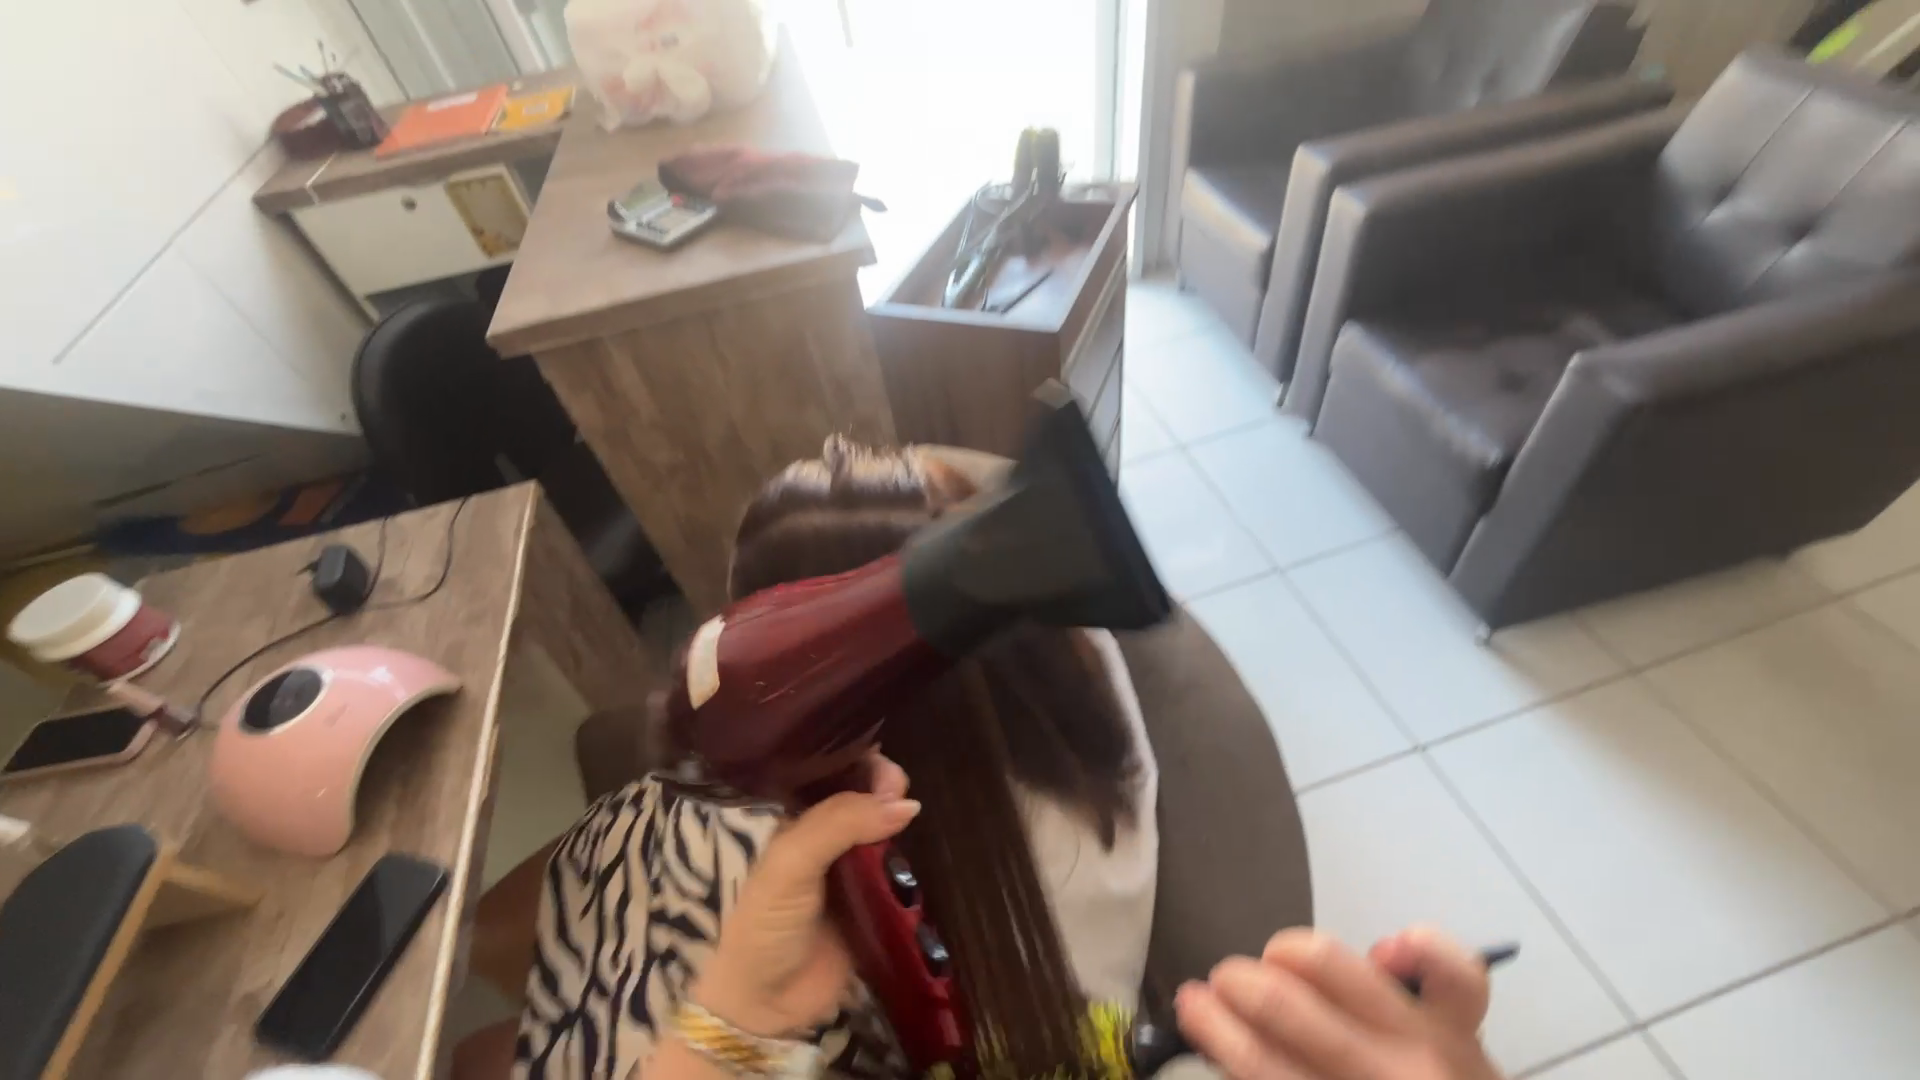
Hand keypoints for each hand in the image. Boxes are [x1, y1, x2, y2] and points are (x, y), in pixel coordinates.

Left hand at [690, 754, 919, 1036]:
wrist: (764, 1005)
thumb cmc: (763, 923)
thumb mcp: (791, 863)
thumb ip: (841, 824)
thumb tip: (906, 804)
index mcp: (797, 815)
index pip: (835, 768)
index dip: (863, 761)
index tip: (885, 771)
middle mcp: (826, 832)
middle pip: (866, 791)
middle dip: (887, 785)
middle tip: (901, 797)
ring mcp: (852, 864)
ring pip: (885, 824)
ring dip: (901, 815)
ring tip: (911, 816)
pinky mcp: (875, 897)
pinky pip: (899, 865)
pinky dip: (911, 852)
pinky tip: (920, 840)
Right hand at [1174, 927, 1505, 1079]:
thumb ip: (1263, 1071)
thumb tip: (1205, 1018)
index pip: (1258, 1062)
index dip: (1212, 1025)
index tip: (1191, 1003)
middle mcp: (1383, 1078)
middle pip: (1284, 1005)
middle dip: (1236, 982)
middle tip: (1224, 983)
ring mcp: (1428, 1047)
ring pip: (1333, 964)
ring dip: (1286, 951)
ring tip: (1278, 963)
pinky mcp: (1462, 1025)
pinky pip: (1452, 972)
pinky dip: (1417, 948)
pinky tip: (1382, 952)